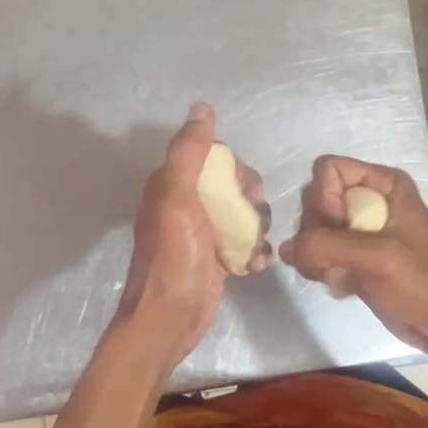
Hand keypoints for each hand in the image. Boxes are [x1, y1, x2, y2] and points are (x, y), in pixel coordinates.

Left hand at [118, 103, 270, 365]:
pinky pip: (244, 245)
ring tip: (255, 245)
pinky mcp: (216, 261)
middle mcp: (186, 206)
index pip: (211, 158)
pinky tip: (256, 264)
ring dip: (257, 226)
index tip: (245, 186)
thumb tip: (201, 108)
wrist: (169, 319)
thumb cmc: (173, 257)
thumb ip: (189, 153)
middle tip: (254, 216)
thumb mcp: (177, 198)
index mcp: (171, 186)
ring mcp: (202, 235)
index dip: (234, 167)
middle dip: (251, 198)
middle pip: (232, 186)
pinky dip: (255, 252)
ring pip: (243, 215)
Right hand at [279, 155, 427, 362]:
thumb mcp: (375, 257)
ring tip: (337, 276)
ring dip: (316, 254)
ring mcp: (361, 229)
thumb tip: (285, 249)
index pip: (328, 171)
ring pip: (314, 227)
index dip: (325, 199)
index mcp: (385, 184)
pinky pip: (320, 250)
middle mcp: (371, 199)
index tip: (340, 231)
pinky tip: (339, 285)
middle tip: (335, 260)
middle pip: (317, 198)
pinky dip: (320, 267)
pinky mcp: (355, 256)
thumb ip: (325, 246)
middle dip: (317, 232)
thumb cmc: (420, 284)